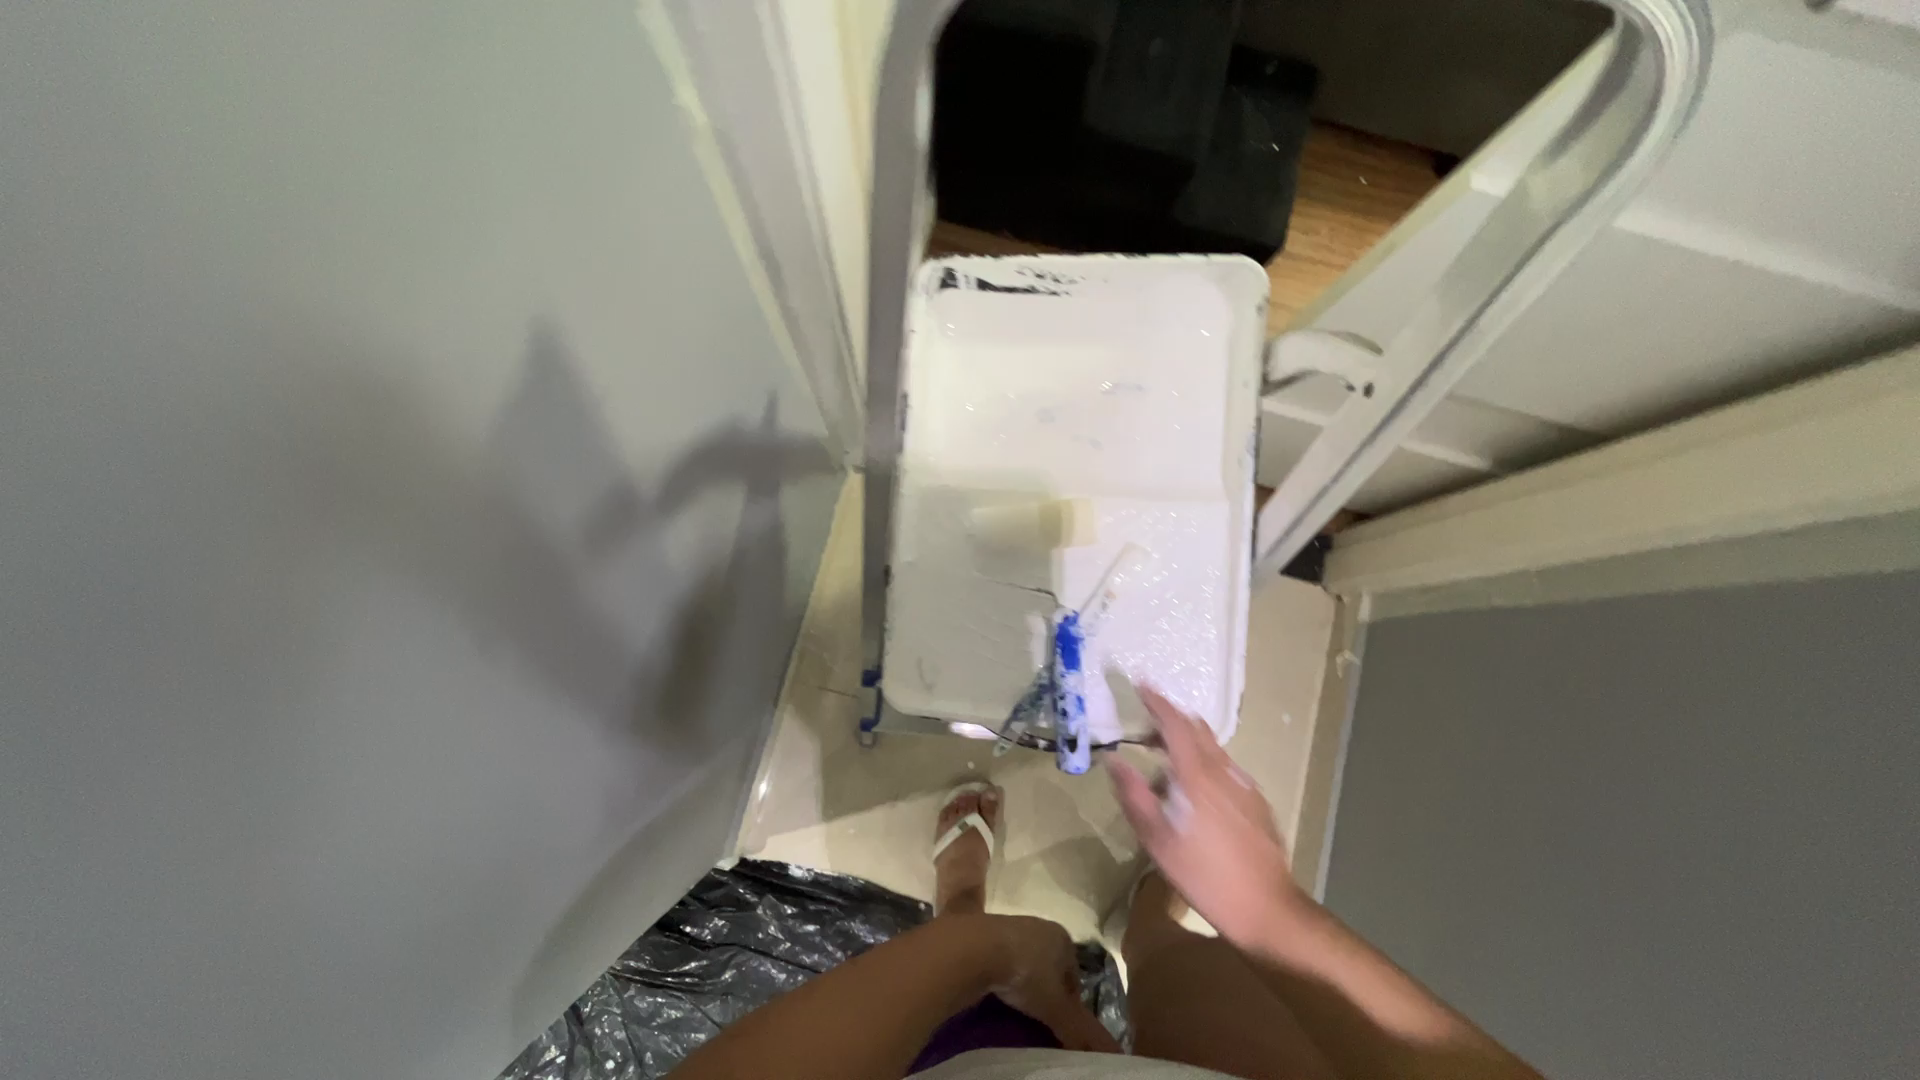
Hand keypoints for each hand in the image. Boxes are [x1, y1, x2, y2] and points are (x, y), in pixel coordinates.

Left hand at [981, 915, 1119, 1053]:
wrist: (974, 948)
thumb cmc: (1024, 973)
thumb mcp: (1056, 1007)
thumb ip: (1081, 1031)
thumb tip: (1110, 1054)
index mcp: (1063, 938)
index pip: (1075, 975)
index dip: (1071, 1002)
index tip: (1061, 1024)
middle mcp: (1040, 926)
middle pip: (1050, 967)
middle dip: (1046, 990)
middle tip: (1038, 1017)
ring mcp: (1011, 926)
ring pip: (1024, 961)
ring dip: (1022, 982)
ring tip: (1015, 1008)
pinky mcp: (986, 931)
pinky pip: (1001, 958)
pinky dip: (1001, 974)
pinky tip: (995, 991)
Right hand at [1107, 686, 1307, 948]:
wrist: (1266, 907)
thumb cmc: (1203, 875)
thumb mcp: (1157, 839)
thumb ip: (1134, 795)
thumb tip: (1114, 760)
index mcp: (1197, 775)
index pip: (1176, 724)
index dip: (1157, 702)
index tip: (1140, 684)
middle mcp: (1224, 771)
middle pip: (1197, 730)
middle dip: (1171, 719)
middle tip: (1145, 726)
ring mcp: (1244, 786)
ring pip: (1213, 749)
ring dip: (1188, 742)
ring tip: (1165, 759)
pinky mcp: (1256, 804)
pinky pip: (1225, 769)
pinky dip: (1204, 763)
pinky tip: (1195, 791)